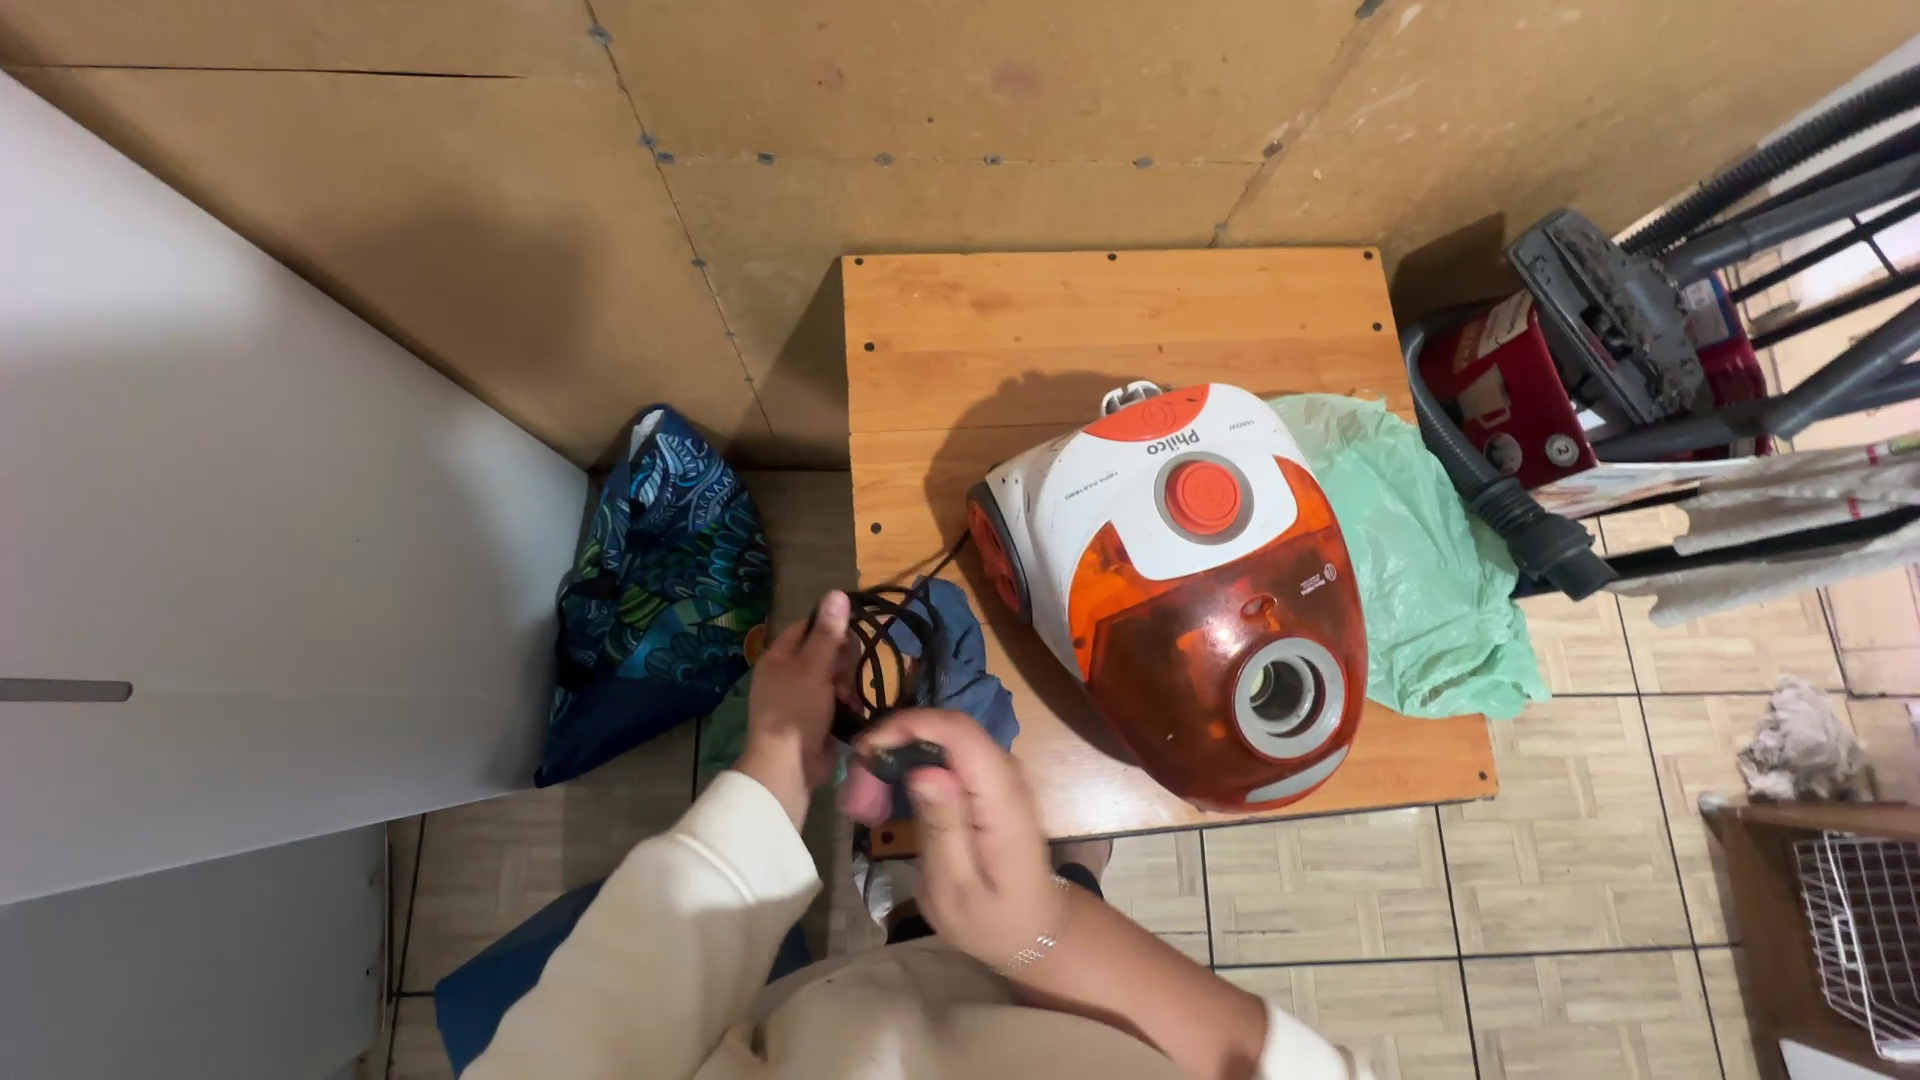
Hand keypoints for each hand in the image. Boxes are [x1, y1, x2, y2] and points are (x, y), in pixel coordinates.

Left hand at [735, 590, 849, 826]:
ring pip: (834, 677)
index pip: (807, 627)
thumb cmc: (797, 710)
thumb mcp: (814, 667)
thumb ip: (828, 633)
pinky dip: (845, 704)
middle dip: (840, 662)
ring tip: (847, 698)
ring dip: (846, 685)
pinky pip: (836, 700)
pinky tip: (851, 710)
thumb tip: (837, 593)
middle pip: (824, 652)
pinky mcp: (814, 719)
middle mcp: (787, 675)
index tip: (850, 636)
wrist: (789, 767)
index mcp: (778, 658)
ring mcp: (800, 699)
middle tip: (843, 675)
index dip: (829, 627)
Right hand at [850, 709, 1064, 975]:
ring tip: (865, 800)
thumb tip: (924, 770)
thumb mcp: (956, 888)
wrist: (1032, 927)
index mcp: (1002, 797)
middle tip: (856, 789)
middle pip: (946, 729)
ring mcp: (999, 772)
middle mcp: (1006, 771)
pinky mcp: (987, 779)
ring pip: (941, 738)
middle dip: (894, 744)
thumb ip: (942, 826)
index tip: (865, 751)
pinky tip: (887, 798)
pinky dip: (911, 766)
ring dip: (898, 756)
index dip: (909, 726)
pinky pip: (946, 754)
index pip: (959, 732)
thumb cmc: (993, 919)